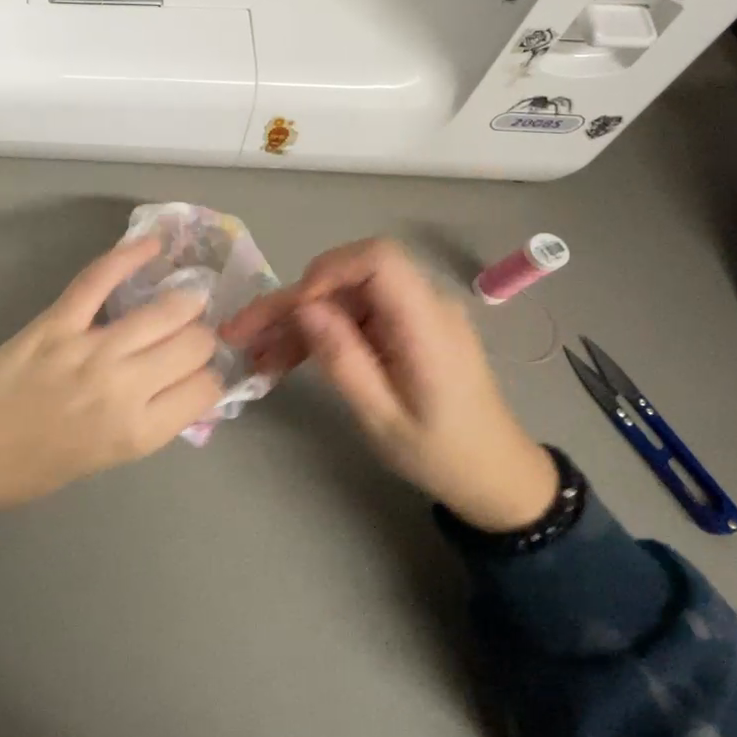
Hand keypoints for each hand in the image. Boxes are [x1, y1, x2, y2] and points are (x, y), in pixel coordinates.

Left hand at [0, 237, 224, 518]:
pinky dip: (127, 255)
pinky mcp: (55, 322)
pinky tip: (153, 245)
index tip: (199, 371)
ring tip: (186, 298)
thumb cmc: (42, 465)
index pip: (206, 388)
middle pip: (193, 344)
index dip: (209, 376)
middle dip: (202, 338)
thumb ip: (152, 418)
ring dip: (183, 301)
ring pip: (162, 311)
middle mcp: (122, 387)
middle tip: (191, 335)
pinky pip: (98, 279)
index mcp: (139, 430)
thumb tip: (187, 382)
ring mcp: (88, 349)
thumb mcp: (111, 457)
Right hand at [222, 238, 556, 532]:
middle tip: (241, 333)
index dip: (328, 272)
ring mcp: (411, 315)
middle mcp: (422, 306)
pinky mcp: (401, 328)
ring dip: (294, 321)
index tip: (293, 309)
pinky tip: (281, 359)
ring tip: (254, 355)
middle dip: (290, 301)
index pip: (378, 260)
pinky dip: (315, 333)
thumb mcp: (383, 417)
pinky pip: (350, 316)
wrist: (494, 476)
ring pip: (339, 297)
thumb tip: (303, 307)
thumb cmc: (441, 453)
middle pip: (347, 277)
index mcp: (427, 324)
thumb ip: (343, 359)